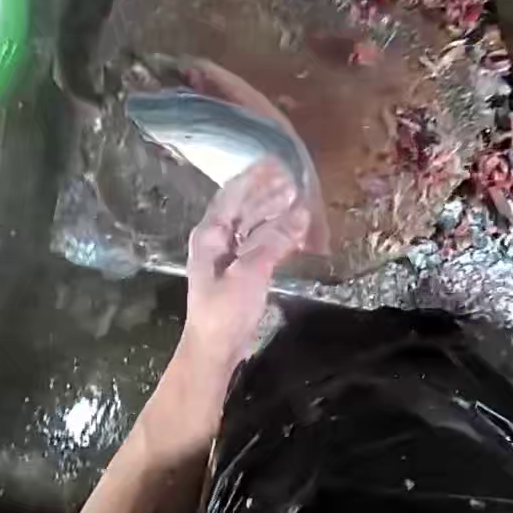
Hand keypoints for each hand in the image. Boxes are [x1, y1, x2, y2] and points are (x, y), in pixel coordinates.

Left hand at [180, 159, 308, 372]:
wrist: (214, 349)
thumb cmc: (225, 311)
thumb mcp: (250, 273)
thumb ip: (274, 240)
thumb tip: (301, 213)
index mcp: (210, 235)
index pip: (233, 195)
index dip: (255, 178)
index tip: (277, 164)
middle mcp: (216, 241)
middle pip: (243, 207)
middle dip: (267, 192)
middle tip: (293, 179)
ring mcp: (227, 257)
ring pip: (252, 225)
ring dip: (273, 211)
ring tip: (296, 199)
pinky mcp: (239, 273)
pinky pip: (259, 243)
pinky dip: (276, 234)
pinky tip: (293, 232)